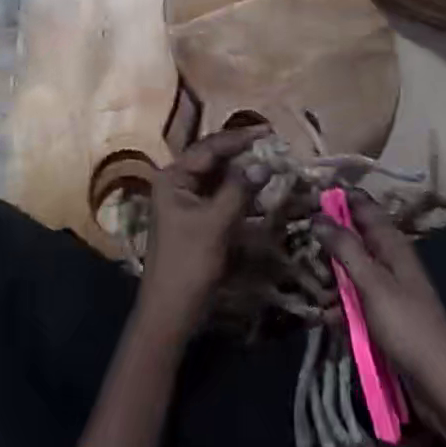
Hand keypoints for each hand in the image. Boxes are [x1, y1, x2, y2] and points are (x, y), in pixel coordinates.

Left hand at [139, 125, 269, 319]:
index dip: (240, 138)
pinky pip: (223, 197)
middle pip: (215, 159)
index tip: (269, 132)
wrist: (171, 314)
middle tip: (275, 146)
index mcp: (173, 178)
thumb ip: (240, 190)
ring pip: (221, 178)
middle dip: (244, 154)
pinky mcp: (198, 219)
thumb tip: (265, 163)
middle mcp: (178, 183)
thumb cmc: (188, 265)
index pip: (210, 147)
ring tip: (274, 166)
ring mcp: (187, 201)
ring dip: (246, 173)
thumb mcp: (216, 224)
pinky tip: (263, 196)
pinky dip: (242, 194)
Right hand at [313, 192, 445, 441]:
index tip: (309, 198)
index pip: (363, 206)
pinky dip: (339, 304)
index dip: (339, 199)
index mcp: (392, 242)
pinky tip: (325, 317)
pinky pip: (354, 298)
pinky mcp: (382, 313)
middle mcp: (389, 258)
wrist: (439, 382)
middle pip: (353, 237)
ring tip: (312, 289)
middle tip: (304, 250)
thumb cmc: (406, 325)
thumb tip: (318, 216)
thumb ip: (345, 247)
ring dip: (331, 277)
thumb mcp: (372, 283)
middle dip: (328, 242)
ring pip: (350, 269)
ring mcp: (387, 287)